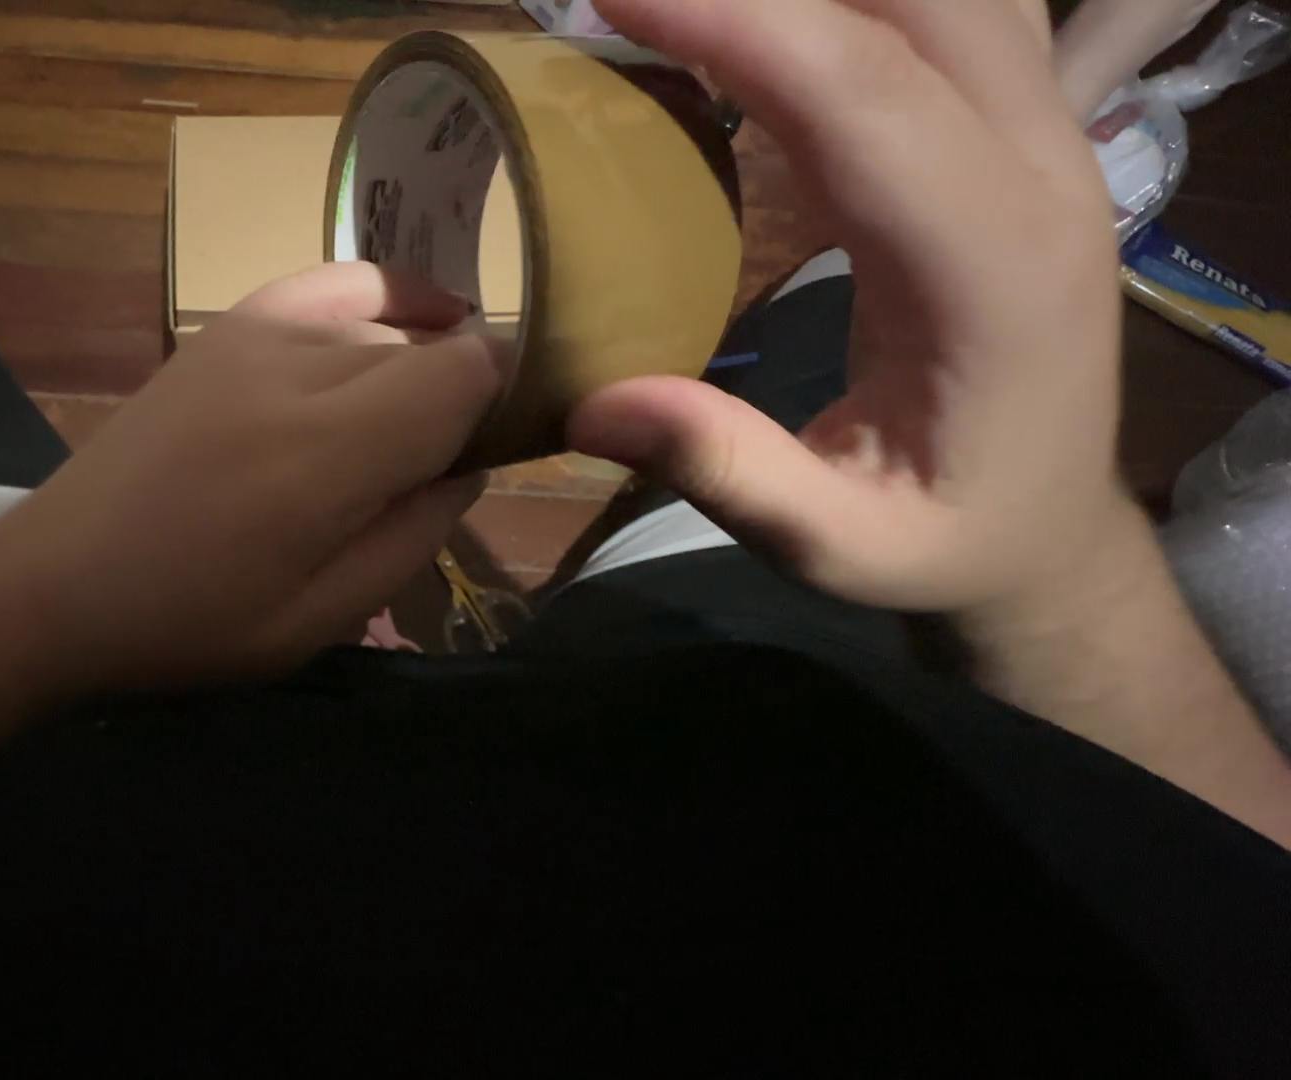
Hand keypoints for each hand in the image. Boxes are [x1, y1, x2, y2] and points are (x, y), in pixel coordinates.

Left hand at [0, 261, 497, 700]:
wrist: (56, 583)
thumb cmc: (191, 622)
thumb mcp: (321, 617)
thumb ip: (415, 536)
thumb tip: (471, 466)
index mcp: (326, 451)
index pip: (468, 373)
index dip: (503, 405)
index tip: (493, 454)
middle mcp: (299, 366)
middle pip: (433, 347)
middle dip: (460, 397)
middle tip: (435, 467)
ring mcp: (255, 332)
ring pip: (389, 324)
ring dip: (418, 367)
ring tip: (401, 427)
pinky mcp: (224, 325)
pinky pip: (333, 285)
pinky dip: (383, 299)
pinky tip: (402, 323)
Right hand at [573, 0, 1128, 618]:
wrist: (1041, 535)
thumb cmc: (938, 541)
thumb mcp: (826, 539)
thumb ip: (723, 470)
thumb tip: (591, 408)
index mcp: (991, 274)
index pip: (866, 97)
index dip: (742, 25)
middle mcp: (1040, 180)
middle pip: (922, 2)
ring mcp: (1039, 154)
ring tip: (681, 4)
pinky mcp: (1006, 159)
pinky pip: (934, 37)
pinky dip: (841, 15)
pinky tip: (753, 35)